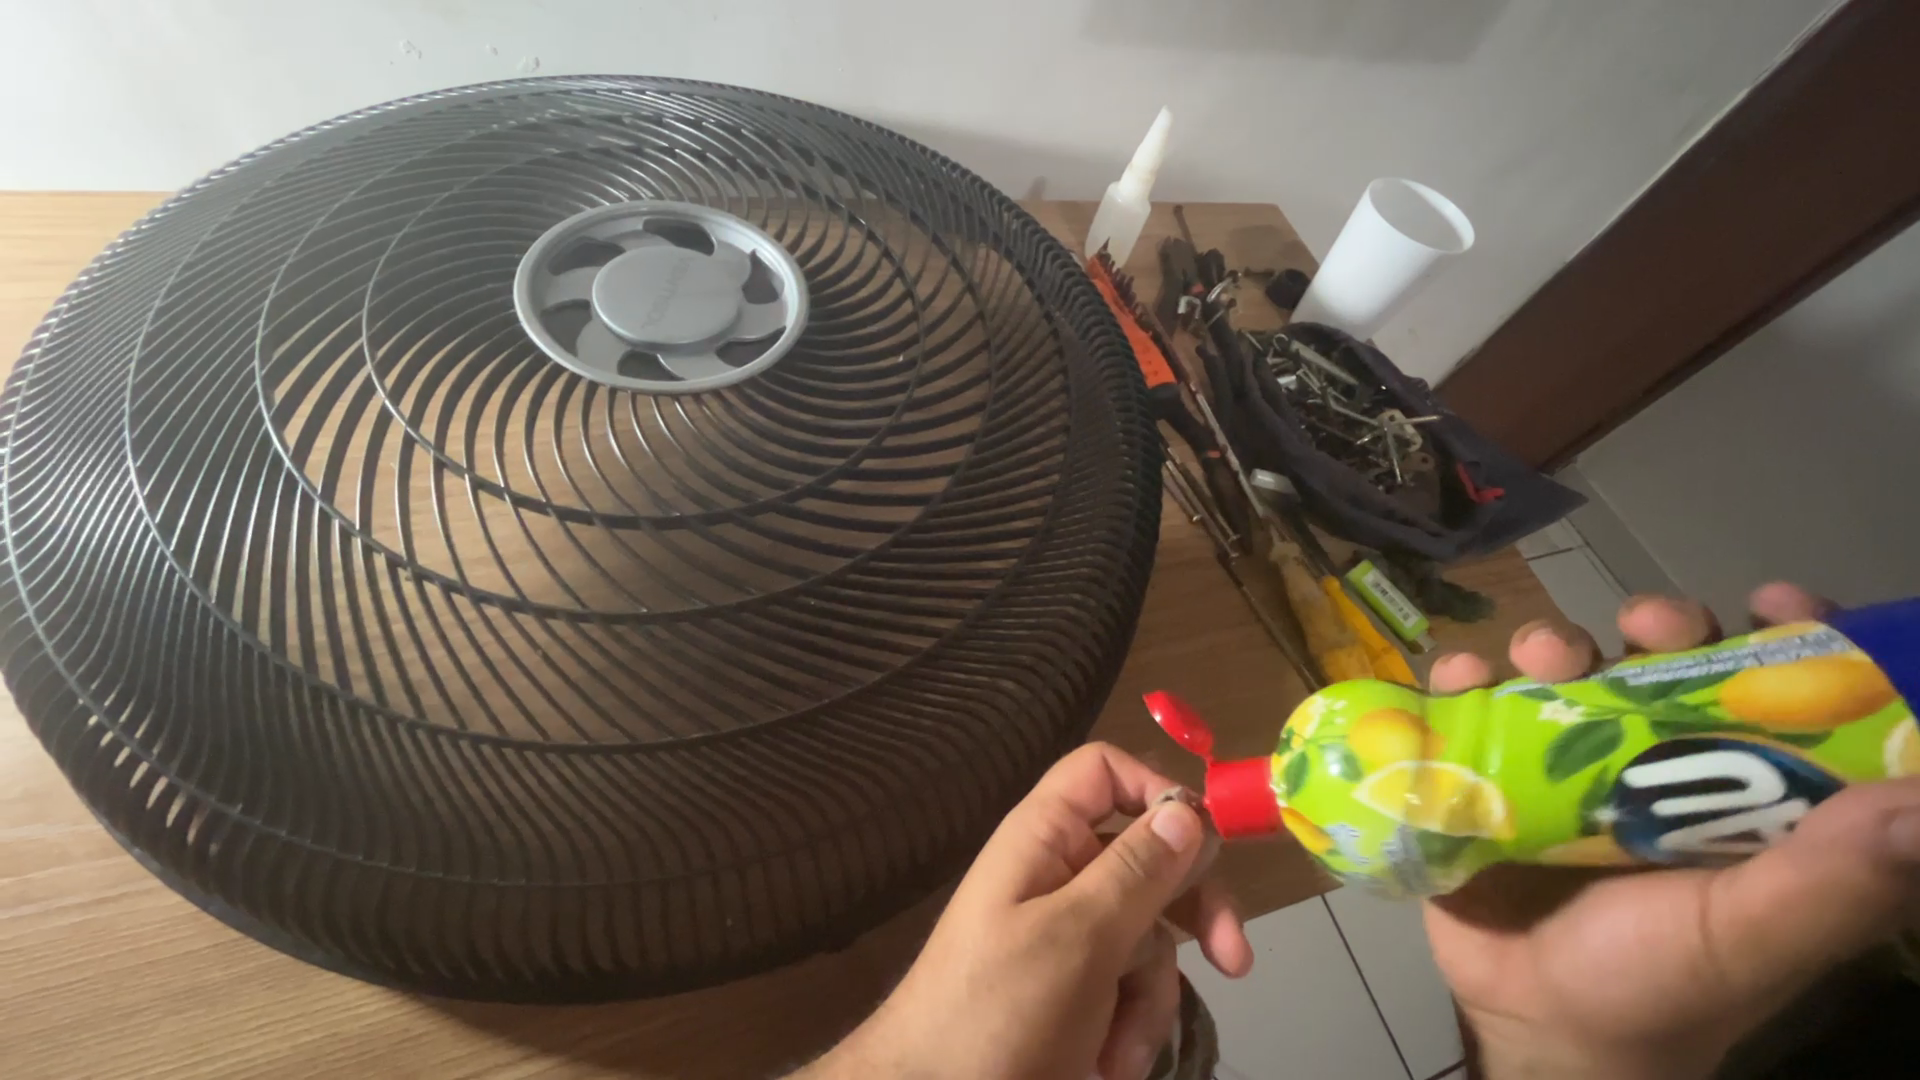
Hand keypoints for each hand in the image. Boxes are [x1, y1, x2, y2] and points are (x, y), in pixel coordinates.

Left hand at [796, 743, 1252, 1079]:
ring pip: (1149, 929)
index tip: (1206, 840)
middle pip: (1145, 856)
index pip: (1103, 771)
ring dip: (1151, 993)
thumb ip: (1135, 871)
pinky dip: (1131, 1022)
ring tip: (1121, 1050)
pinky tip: (1109, 1064)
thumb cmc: (998, 1008)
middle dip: (1188, 910)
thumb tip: (1187, 809)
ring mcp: (1069, 928)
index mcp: (1045, 835)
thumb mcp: (1076, 937)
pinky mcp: (1077, 982)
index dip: (1154, 788)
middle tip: (1232, 957)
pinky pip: (1130, 980)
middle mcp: (1060, 870)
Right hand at [1425, 583, 1919, 1078]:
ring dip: (1547, 644)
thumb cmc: (1655, 984)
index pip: (1766, 700)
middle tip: (1647, 624)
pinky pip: (1464, 708)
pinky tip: (1455, 676)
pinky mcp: (1479, 772)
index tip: (1777, 602)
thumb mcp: (1745, 937)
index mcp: (1725, 796)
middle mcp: (1641, 766)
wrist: (1529, 1012)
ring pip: (1556, 676)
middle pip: (1654, 667)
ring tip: (1535, 654)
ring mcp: (1551, 766)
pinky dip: (1456, 680)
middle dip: (1655, 629)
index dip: (1782, 644)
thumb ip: (1828, 882)